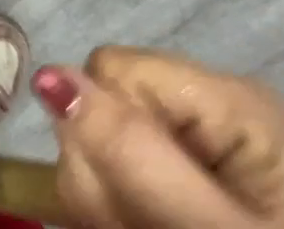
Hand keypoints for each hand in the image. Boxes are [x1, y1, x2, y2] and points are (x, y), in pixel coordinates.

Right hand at [32, 47, 283, 228]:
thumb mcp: (207, 225)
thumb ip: (136, 154)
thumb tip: (50, 75)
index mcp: (233, 98)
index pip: (112, 70)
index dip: (105, 131)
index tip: (138, 198)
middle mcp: (207, 97)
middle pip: (96, 97)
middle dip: (100, 167)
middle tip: (140, 222)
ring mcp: (187, 128)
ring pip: (85, 130)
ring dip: (98, 190)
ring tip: (141, 225)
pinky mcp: (168, 155)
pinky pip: (97, 155)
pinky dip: (103, 199)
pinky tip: (136, 221)